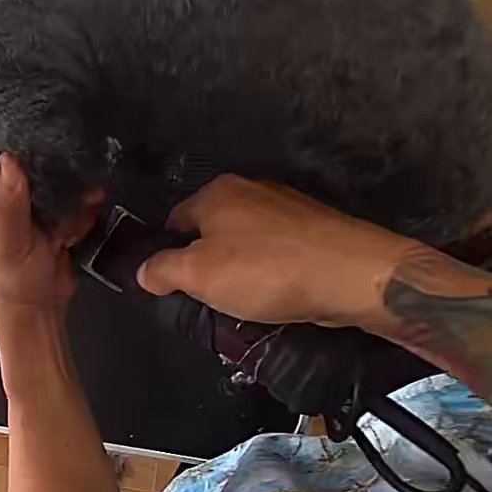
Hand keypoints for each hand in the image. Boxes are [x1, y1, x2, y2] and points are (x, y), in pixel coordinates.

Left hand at [0, 153, 101, 311]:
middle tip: (68, 186)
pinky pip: (75, 207)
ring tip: (78, 209)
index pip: (3, 161)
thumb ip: (9, 203)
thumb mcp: (10, 241)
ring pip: (58, 187)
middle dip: (55, 178)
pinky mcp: (57, 223)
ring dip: (73, 197)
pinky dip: (83, 213)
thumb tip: (9, 164)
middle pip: (35, 170)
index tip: (43, 160)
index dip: (24, 158)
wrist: (42, 309)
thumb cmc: (15, 283)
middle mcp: (10, 200)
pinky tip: (83, 221)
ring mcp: (35, 211)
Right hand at [137, 175, 419, 330]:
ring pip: (247, 242)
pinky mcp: (313, 228)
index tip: (176, 287)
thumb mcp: (199, 275)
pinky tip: (278, 294)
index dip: (170, 256)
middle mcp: (250, 189)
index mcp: (216, 193)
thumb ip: (164, 270)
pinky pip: (278, 251)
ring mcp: (286, 206)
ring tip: (248, 302)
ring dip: (242, 270)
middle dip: (208, 264)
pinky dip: (272, 272)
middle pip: (213, 231)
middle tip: (213, 299)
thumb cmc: (266, 271)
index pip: (175, 222)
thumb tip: (143, 271)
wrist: (347, 274)